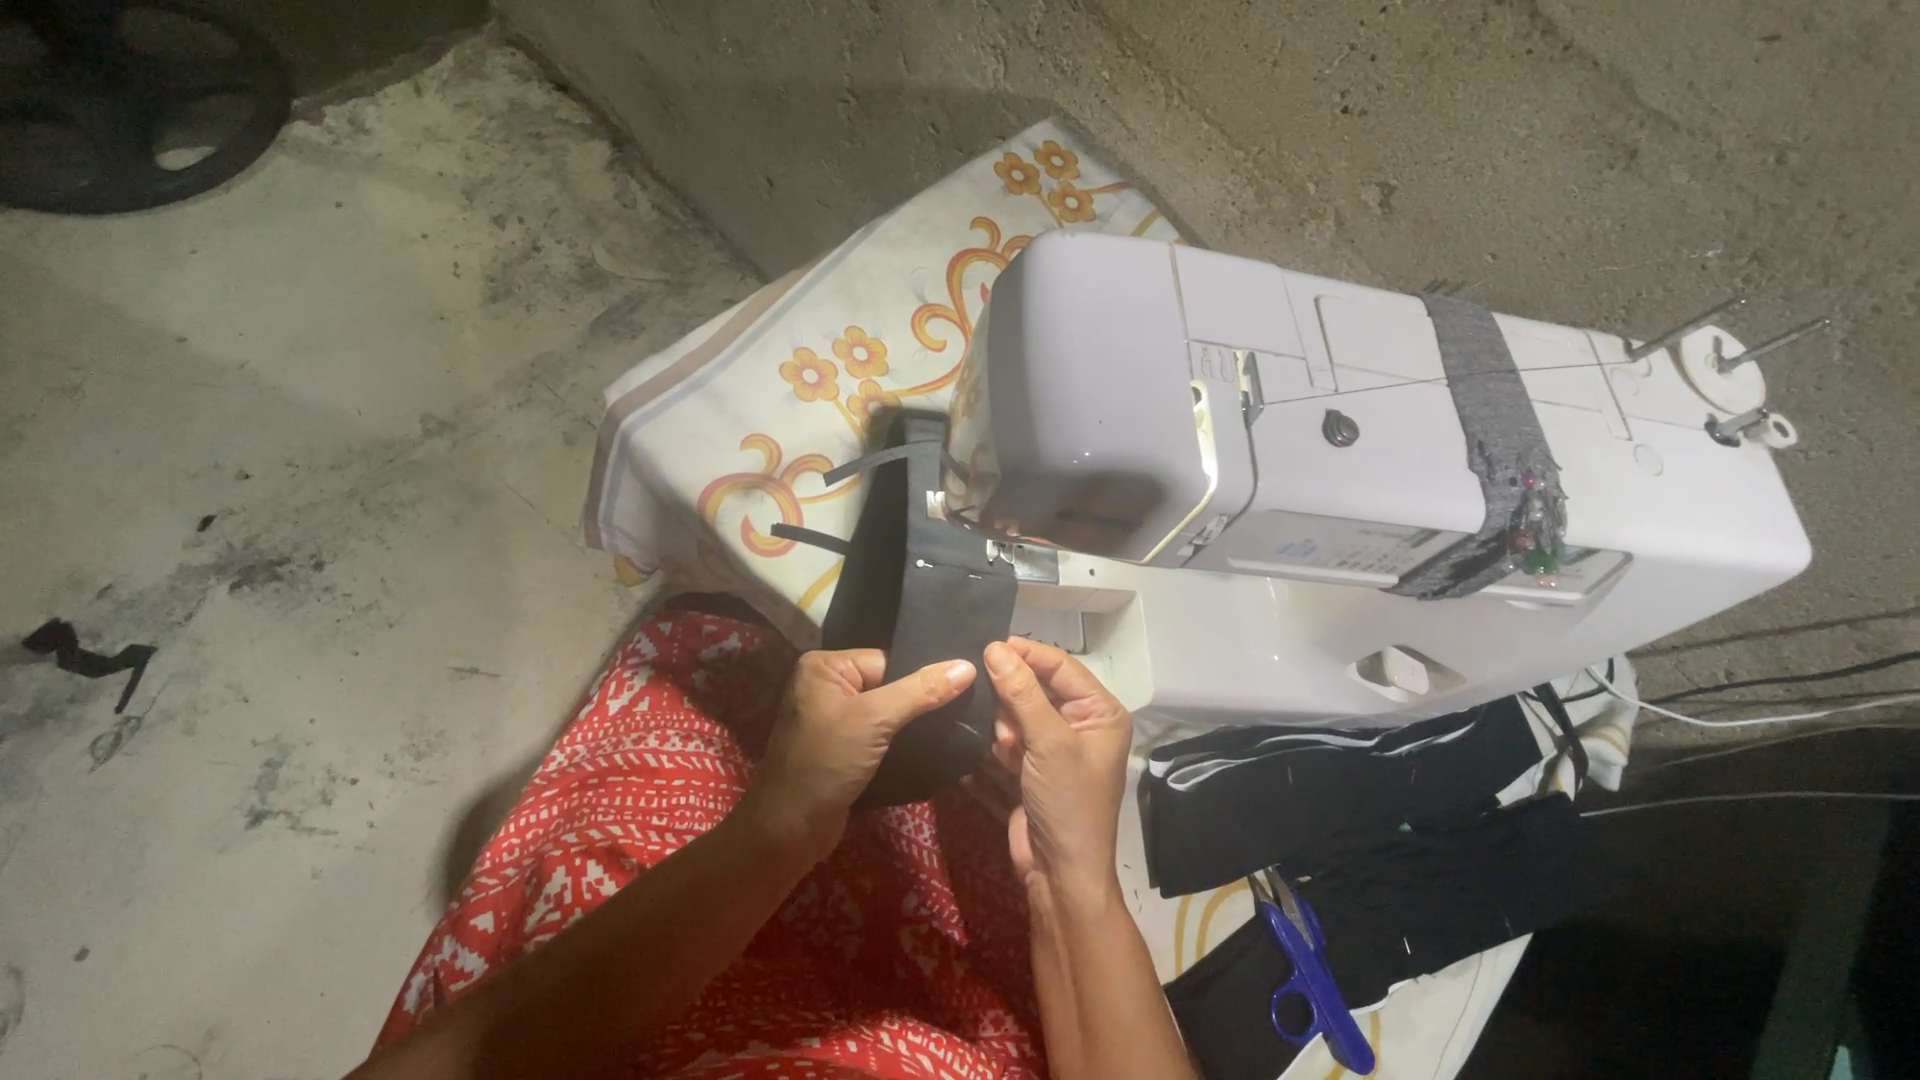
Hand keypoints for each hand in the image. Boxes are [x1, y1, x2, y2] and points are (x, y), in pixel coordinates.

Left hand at [740, 649, 975, 861]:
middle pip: (891, 683)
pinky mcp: (844, 748)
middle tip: (966, 709)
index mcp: (825, 666)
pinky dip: (903, 742)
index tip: (964, 687)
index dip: (921, 676)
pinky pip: (882, 734)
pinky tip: (933, 748)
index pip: (889, 659)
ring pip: (890, 711)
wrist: (789, 831)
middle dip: (922, 701)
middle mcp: (827, 685)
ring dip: (916, 724)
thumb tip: (968, 666)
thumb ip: (921, 691)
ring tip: (956, 729)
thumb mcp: (875, 720)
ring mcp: (834, 719)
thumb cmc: (825, 764)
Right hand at [981, 638, 1132, 904]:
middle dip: (1013, 695)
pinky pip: (1011, 735)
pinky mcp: (1033, 764)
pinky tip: (1001, 757)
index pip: (1061, 666)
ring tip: (1007, 746)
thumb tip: (995, 648)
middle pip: (1038, 685)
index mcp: (1101, 712)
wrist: (1060, 873)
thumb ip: (1021, 692)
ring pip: (1019, 710)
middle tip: (990, 700)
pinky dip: (1002, 742)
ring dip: (1006, 723)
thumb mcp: (1048, 743)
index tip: (988, 644)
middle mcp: (1082, 723)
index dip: (1026, 653)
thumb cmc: (1068, 803)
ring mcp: (1056, 745)